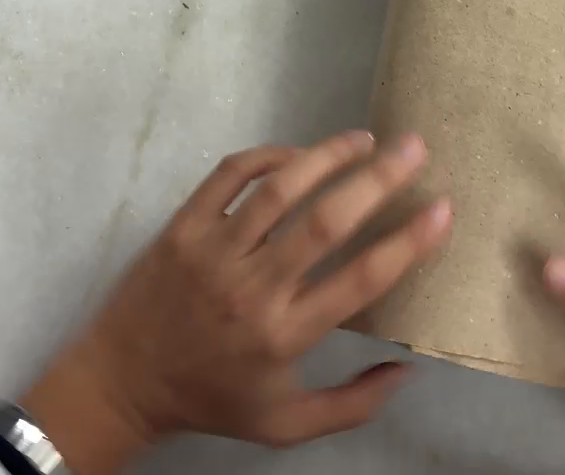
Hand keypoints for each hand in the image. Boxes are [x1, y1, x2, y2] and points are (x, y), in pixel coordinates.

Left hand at [22, 131, 452, 473]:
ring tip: (364, 138)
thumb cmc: (211, 397)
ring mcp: (214, 250)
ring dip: (326, 156)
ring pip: (279, 189)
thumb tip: (409, 369)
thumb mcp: (284, 425)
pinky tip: (297, 152)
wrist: (123, 379)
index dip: (408, 243)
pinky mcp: (183, 225)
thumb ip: (351, 405)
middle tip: (413, 148)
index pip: (360, 281)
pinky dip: (267, 155)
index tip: (441, 209)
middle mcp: (253, 287)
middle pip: (325, 222)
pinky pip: (229, 175)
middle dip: (376, 180)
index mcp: (284, 335)